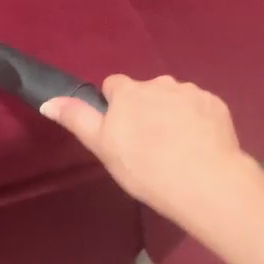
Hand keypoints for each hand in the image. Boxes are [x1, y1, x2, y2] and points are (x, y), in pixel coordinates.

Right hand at [41, 75, 257, 219]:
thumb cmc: (146, 168)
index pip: (113, 86)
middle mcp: (160, 83)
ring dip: (172, 114)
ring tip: (176, 148)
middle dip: (145, 109)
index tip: (121, 132)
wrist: (204, 180)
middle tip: (148, 145)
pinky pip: (200, 107)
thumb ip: (77, 119)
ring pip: (174, 98)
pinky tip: (198, 146)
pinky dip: (197, 121)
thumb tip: (48, 101)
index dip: (114, 107)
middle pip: (146, 91)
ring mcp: (191, 92)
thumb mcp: (103, 147)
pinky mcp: (215, 104)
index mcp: (129, 92)